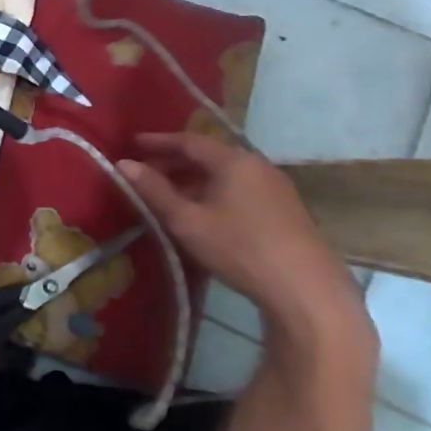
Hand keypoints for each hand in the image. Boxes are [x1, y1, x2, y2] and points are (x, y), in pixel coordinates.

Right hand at [118, 133, 367, 342]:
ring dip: (194, 179)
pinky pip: (240, 188)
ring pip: (224, 174)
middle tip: (146, 172)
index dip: (158, 141)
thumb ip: (154, 190)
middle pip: (208, 156)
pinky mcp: (285, 210)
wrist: (307, 290)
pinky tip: (204, 212)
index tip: (133, 143)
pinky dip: (214, 191)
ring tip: (169, 194)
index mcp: (233, 161)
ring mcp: (275, 187)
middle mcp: (256, 165)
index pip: (188, 141)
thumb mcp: (187, 220)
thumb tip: (124, 164)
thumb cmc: (239, 248)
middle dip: (174, 162)